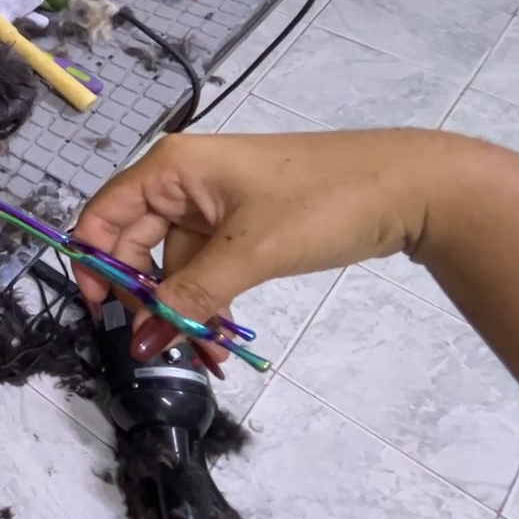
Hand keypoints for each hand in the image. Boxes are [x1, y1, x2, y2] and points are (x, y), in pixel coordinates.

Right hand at [71, 129, 452, 358]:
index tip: (102, 310)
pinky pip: (201, 265)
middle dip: (145, 295)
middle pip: (133, 243)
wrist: (425, 188)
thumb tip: (144, 345)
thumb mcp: (251, 252)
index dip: (93, 263)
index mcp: (167, 169)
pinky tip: (220, 332)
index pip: (102, 216)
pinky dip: (206, 298)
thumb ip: (191, 297)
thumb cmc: (325, 201)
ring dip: (179, 305)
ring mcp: (206, 202)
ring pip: (170, 261)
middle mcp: (177, 181)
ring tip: (204, 350)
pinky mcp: (234, 222)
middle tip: (160, 343)